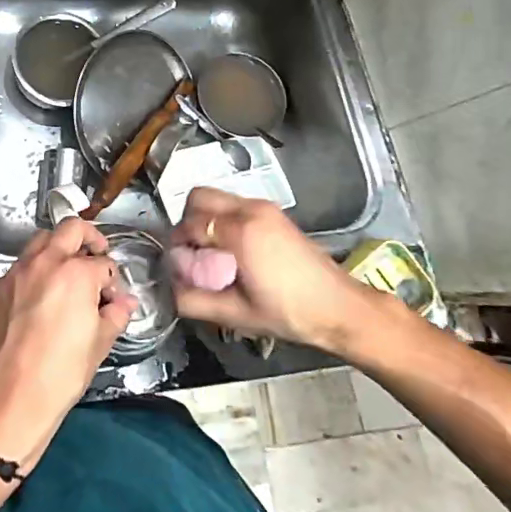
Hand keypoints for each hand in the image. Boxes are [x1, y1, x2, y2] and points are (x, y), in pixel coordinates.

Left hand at [0, 218, 135, 472]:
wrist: (9, 398)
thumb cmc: (60, 374)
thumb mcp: (98, 345)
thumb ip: (115, 315)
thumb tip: (126, 302)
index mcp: (76, 274)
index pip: (104, 264)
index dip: (113, 280)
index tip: (114, 296)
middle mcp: (46, 262)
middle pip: (71, 229)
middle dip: (90, 238)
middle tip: (97, 256)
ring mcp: (19, 271)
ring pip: (43, 239)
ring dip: (60, 246)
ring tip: (70, 271)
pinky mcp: (0, 285)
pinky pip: (23, 262)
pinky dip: (38, 266)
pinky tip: (44, 292)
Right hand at [169, 187, 382, 354]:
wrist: (340, 308)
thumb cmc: (289, 313)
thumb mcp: (237, 314)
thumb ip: (196, 301)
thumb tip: (170, 290)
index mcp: (241, 231)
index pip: (191, 224)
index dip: (178, 243)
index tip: (179, 264)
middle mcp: (250, 209)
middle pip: (199, 197)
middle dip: (187, 220)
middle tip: (191, 250)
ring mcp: (264, 207)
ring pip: (217, 198)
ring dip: (205, 218)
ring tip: (211, 252)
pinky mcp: (274, 212)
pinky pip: (235, 205)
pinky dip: (223, 219)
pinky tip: (232, 249)